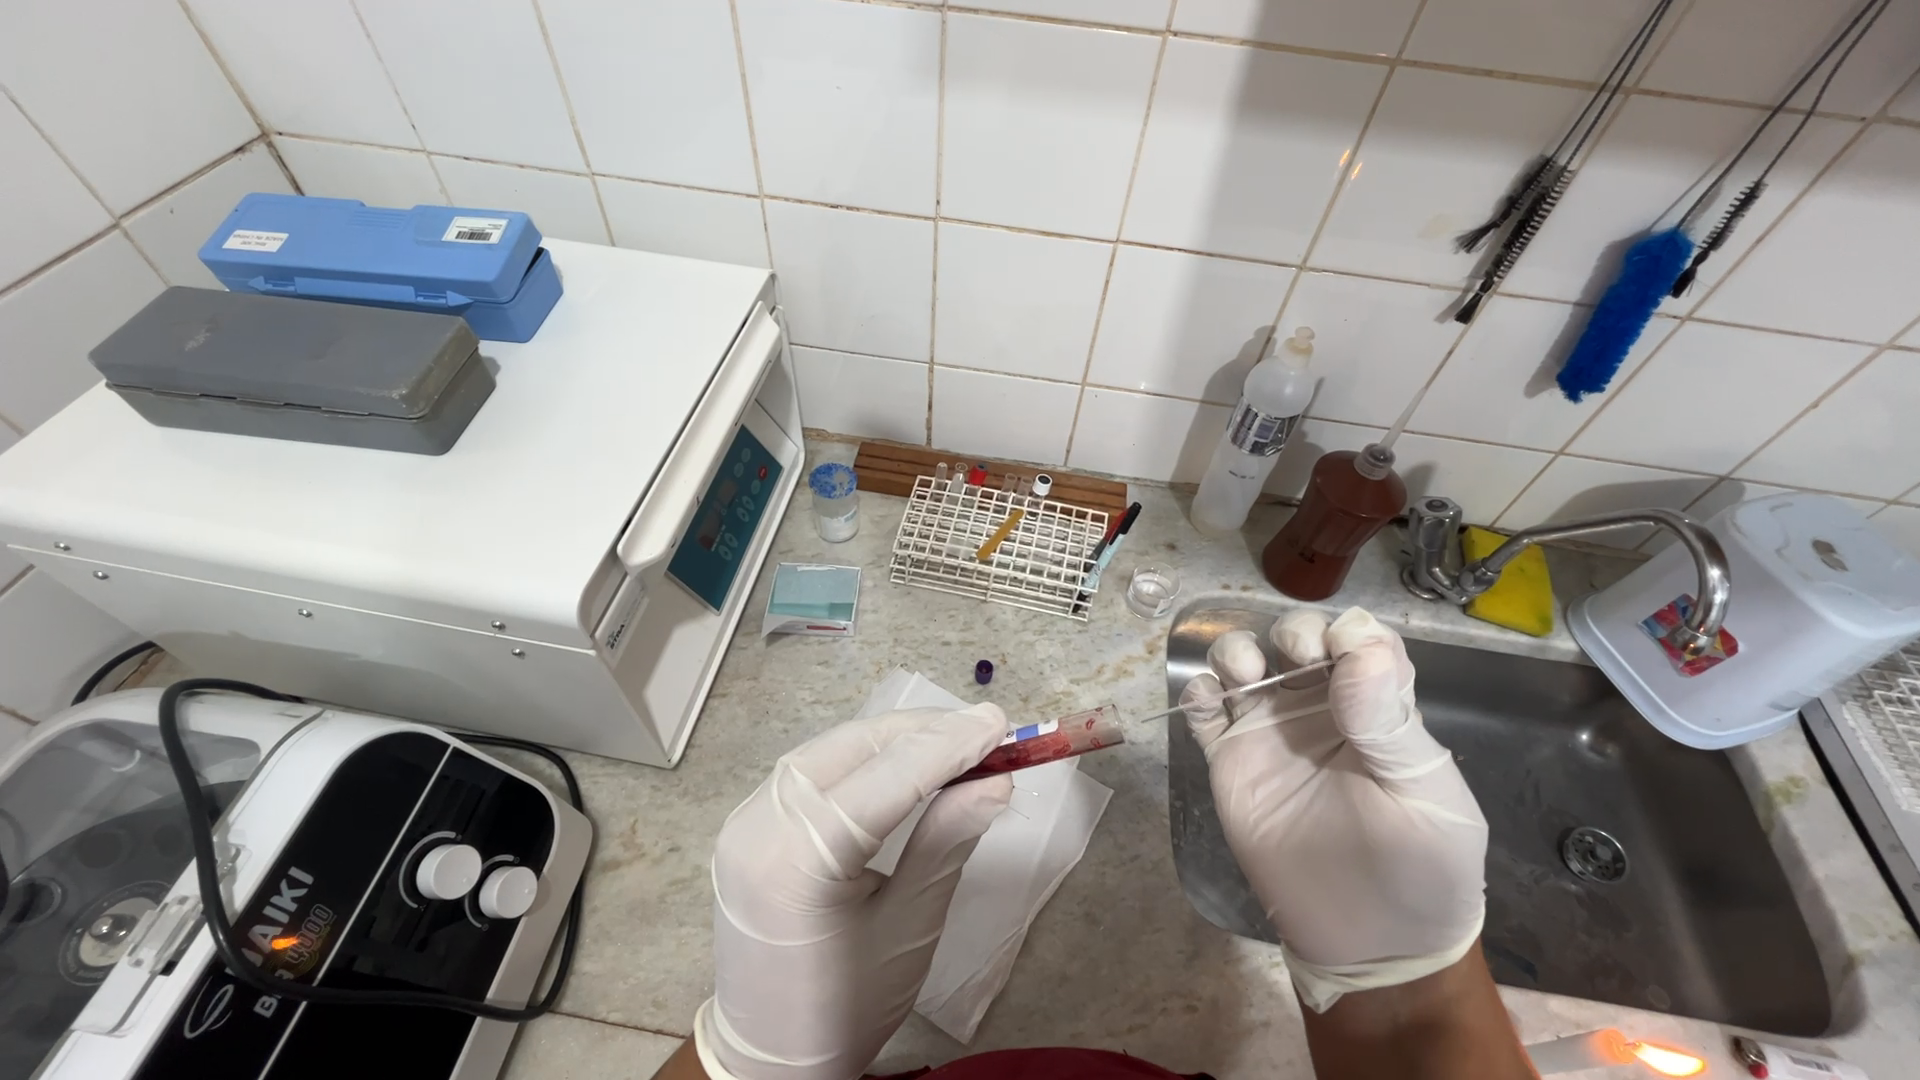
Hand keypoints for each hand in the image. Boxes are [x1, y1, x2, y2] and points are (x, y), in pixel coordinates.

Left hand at [694, 705, 1011, 1079]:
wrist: (765, 1055)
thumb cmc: (844, 1006)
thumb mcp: (908, 928)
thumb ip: (947, 842)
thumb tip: (994, 783)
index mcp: (795, 861)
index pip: (885, 778)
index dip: (947, 745)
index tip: (998, 722)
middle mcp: (760, 824)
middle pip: (853, 748)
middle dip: (922, 731)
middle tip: (984, 728)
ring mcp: (746, 818)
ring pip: (831, 748)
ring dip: (894, 737)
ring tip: (952, 738)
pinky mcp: (750, 820)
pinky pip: (813, 768)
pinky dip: (863, 755)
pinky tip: (900, 757)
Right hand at [1181, 606, 1487, 1011]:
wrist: (1370, 942)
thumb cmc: (1419, 868)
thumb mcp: (1428, 798)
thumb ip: (1391, 723)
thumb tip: (1361, 647)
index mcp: (1376, 710)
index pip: (1363, 643)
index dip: (1350, 631)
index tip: (1342, 647)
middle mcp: (1320, 710)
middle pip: (1298, 640)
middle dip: (1294, 632)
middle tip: (1299, 656)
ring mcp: (1269, 734)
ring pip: (1243, 665)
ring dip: (1235, 650)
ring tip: (1243, 672)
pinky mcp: (1230, 764)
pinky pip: (1204, 715)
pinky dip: (1197, 694)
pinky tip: (1207, 700)